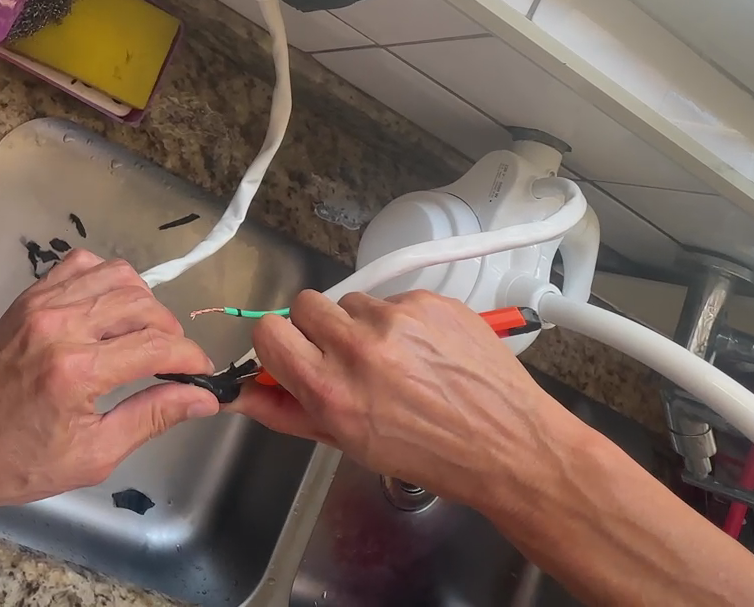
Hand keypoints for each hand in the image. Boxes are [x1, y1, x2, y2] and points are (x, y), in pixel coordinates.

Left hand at [0, 249, 219, 509]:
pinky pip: (82, 265)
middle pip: (142, 303)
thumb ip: (151, 417)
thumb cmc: (16, 461)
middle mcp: (62, 326)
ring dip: (143, 302)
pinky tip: (108, 310)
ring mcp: (43, 303)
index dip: (190, 357)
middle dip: (170, 330)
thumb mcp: (92, 455)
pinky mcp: (30, 295)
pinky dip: (106, 279)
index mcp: (78, 372)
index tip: (201, 373)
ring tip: (144, 334)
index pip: (157, 345)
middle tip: (172, 360)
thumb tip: (201, 398)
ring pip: (117, 274)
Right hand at [231, 290, 566, 502]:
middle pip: (304, 304)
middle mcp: (357, 348)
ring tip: (396, 358)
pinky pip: (393, 298)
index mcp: (331, 389)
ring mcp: (395, 318)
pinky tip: (426, 350)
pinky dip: (402, 320)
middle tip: (347, 355)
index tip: (295, 353)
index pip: (268, 331)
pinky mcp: (427, 300)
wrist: (510, 445)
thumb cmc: (428, 454)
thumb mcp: (349, 444)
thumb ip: (287, 413)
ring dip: (362, 323)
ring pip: (350, 301)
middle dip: (318, 328)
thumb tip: (242, 393)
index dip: (278, 341)